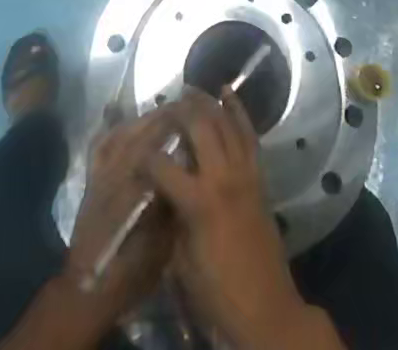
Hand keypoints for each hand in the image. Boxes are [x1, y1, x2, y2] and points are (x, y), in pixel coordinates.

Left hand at [67, 110, 178, 321]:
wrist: (91, 287)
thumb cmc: (134, 269)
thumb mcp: (165, 241)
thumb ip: (174, 202)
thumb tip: (188, 169)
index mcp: (140, 188)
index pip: (162, 146)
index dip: (180, 127)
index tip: (197, 114)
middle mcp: (120, 173)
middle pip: (144, 133)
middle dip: (165, 116)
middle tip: (185, 105)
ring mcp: (103, 173)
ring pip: (125, 134)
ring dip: (144, 119)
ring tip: (163, 109)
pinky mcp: (91, 179)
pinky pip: (102, 144)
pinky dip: (114, 129)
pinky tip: (125, 120)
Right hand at [145, 89, 316, 348]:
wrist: (266, 307)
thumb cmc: (216, 289)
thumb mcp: (180, 259)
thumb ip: (170, 217)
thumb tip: (161, 190)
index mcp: (198, 202)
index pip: (162, 165)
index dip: (143, 157)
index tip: (131, 154)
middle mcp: (223, 177)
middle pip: (200, 127)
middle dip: (180, 110)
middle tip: (166, 102)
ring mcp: (245, 174)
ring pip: (226, 124)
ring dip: (209, 103)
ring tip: (192, 89)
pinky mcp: (259, 177)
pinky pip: (249, 136)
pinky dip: (239, 112)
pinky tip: (229, 95)